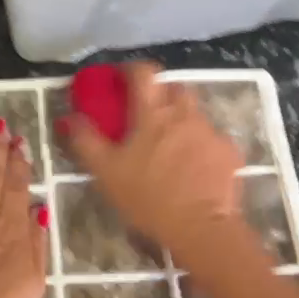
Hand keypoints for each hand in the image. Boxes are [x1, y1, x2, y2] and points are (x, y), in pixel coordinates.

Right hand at [61, 62, 248, 261]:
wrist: (200, 227)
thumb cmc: (147, 197)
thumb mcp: (105, 172)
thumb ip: (85, 140)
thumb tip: (69, 117)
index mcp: (152, 114)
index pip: (144, 73)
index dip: (131, 70)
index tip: (121, 78)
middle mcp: (184, 114)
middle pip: (174, 88)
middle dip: (160, 94)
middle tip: (146, 116)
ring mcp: (210, 132)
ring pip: (194, 114)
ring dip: (181, 121)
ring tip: (170, 148)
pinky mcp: (229, 152)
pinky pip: (211, 139)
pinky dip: (200, 146)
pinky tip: (193, 168)